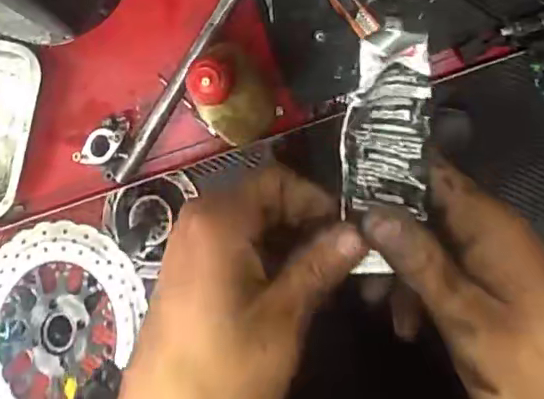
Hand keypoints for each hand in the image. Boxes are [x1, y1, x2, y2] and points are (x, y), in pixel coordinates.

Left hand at [120, 165, 366, 398]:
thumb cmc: (225, 364)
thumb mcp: (281, 317)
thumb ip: (318, 267)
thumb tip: (356, 233)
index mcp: (219, 215)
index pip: (277, 179)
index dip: (314, 199)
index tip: (345, 229)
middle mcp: (199, 213)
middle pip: (262, 196)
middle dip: (302, 220)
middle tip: (338, 255)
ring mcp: (189, 236)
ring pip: (249, 218)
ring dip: (285, 238)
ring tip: (318, 273)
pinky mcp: (187, 260)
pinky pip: (231, 237)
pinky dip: (261, 250)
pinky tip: (284, 283)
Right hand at [361, 159, 543, 398]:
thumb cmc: (535, 371)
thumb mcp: (470, 320)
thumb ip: (421, 261)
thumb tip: (372, 210)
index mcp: (488, 222)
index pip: (431, 171)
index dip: (387, 168)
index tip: (345, 177)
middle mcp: (488, 230)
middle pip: (424, 206)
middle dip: (386, 228)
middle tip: (351, 253)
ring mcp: (491, 261)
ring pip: (429, 241)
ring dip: (399, 266)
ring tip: (374, 301)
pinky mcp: (492, 292)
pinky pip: (446, 272)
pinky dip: (421, 290)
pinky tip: (406, 324)